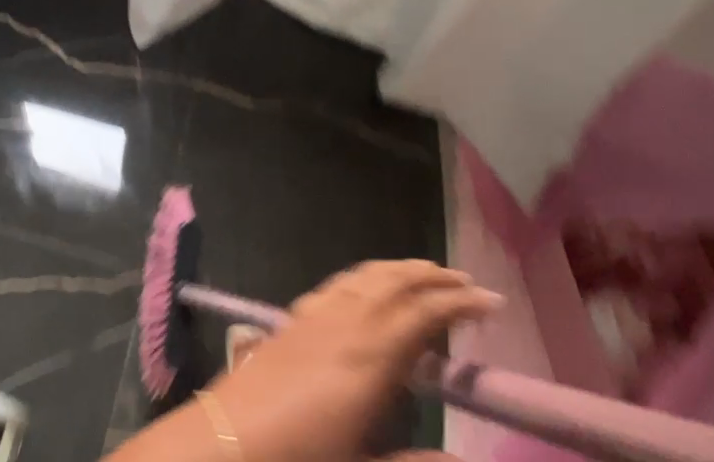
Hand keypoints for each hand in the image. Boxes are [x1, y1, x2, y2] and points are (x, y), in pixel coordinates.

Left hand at [206, 259, 500, 461]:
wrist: (220, 444)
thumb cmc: (297, 458)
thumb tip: (463, 460)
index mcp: (371, 358)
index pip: (425, 314)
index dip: (460, 303)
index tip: (492, 301)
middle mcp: (345, 324)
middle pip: (395, 282)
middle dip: (433, 276)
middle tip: (465, 280)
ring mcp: (314, 318)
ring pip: (365, 277)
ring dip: (398, 270)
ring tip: (422, 273)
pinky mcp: (291, 321)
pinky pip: (337, 285)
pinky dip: (363, 278)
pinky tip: (365, 289)